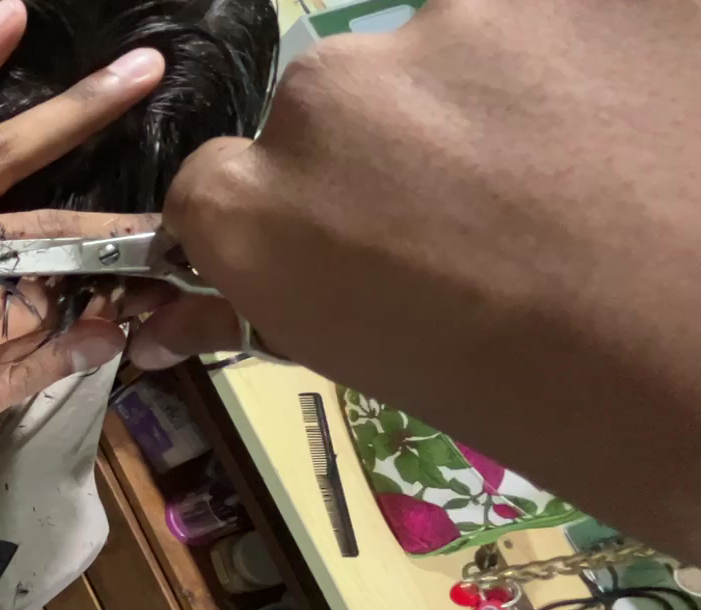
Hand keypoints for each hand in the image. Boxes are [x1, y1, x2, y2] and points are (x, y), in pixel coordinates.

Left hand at [0, 0, 166, 523]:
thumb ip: (10, 378)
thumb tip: (101, 335)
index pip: (42, 298)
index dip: (90, 304)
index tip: (132, 306)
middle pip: (31, 229)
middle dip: (103, 226)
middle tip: (177, 206)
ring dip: (69, 113)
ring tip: (139, 71)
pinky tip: (3, 25)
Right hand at [133, 0, 700, 558]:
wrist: (694, 344)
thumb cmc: (488, 377)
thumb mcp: (336, 351)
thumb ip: (237, 313)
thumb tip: (158, 328)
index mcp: (242, 200)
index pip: (207, 180)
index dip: (261, 209)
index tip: (312, 236)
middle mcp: (319, 94)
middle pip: (318, 109)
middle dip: (364, 151)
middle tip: (450, 207)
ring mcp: (458, 22)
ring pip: (438, 56)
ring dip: (472, 99)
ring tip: (558, 164)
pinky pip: (547, 24)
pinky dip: (572, 63)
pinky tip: (618, 122)